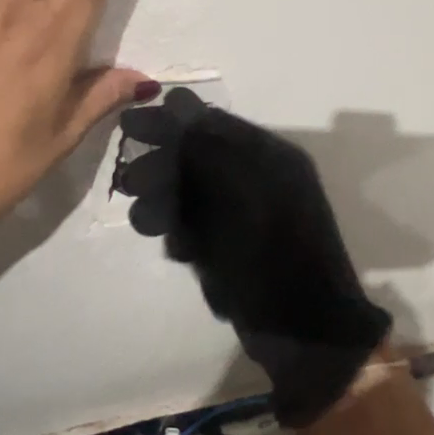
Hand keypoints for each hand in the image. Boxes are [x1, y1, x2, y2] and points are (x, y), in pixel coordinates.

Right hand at [116, 88, 391, 425]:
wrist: (304, 331)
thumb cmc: (277, 255)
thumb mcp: (241, 191)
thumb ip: (206, 147)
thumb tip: (176, 102)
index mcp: (270, 157)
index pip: (212, 122)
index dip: (169, 120)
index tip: (129, 127)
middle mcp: (258, 180)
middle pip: (194, 158)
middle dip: (159, 168)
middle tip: (129, 182)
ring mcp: (244, 218)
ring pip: (188, 196)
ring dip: (164, 205)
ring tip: (149, 223)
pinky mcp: (231, 251)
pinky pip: (195, 231)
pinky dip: (182, 236)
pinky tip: (181, 251)